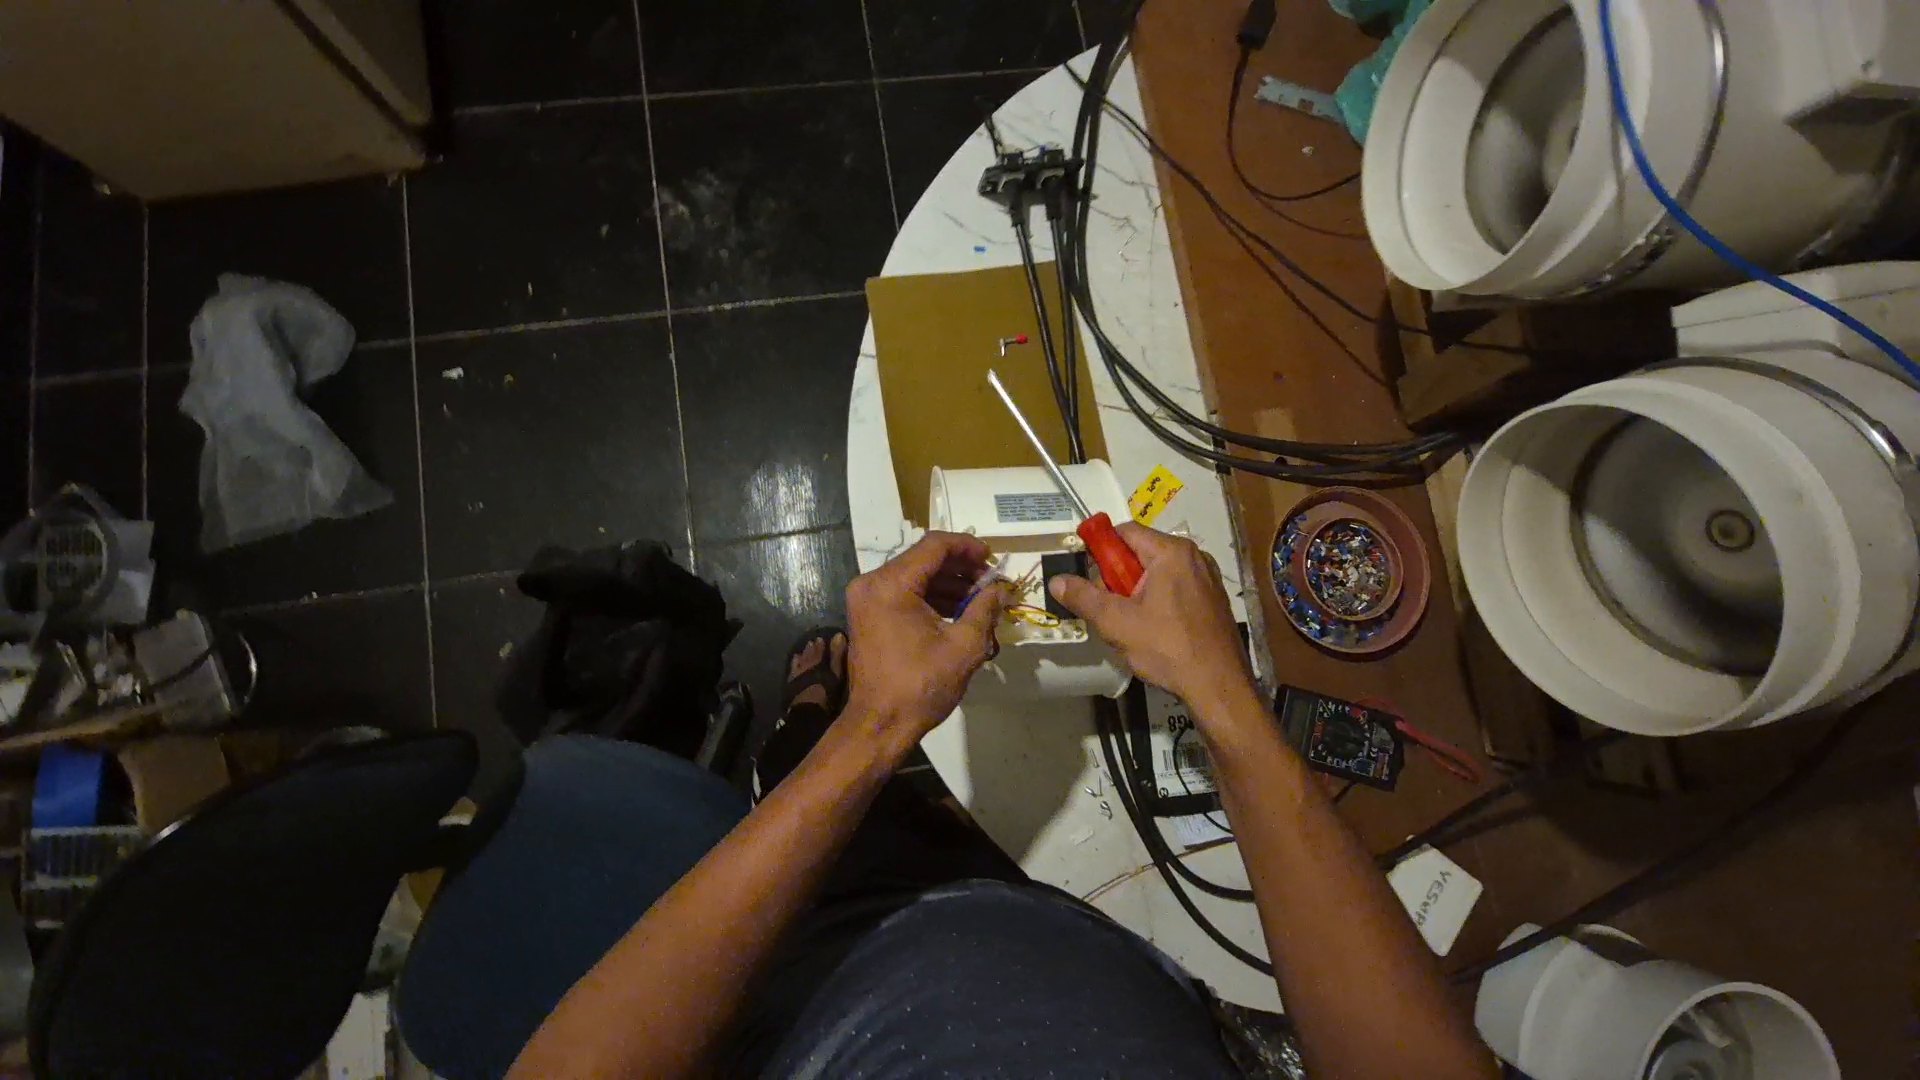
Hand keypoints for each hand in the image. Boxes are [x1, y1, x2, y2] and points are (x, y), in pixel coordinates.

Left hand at [843, 531, 1012, 747]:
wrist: (879, 724)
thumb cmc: (921, 685)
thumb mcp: (964, 645)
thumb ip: (985, 608)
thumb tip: (1002, 589)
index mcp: (892, 584)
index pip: (934, 545)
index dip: (967, 547)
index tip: (993, 559)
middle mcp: (872, 583)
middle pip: (923, 558)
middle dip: (960, 567)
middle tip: (991, 582)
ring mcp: (866, 599)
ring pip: (914, 575)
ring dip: (947, 583)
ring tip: (980, 599)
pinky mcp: (867, 614)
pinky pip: (903, 593)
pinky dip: (930, 597)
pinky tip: (958, 611)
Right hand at [1048, 523, 1252, 715]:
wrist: (1219, 687)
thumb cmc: (1168, 648)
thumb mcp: (1116, 623)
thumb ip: (1084, 597)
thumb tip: (1056, 580)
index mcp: (1171, 552)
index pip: (1125, 532)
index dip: (1100, 549)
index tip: (1087, 575)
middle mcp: (1193, 556)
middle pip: (1140, 552)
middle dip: (1116, 577)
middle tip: (1107, 608)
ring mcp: (1207, 578)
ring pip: (1156, 573)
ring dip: (1135, 593)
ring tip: (1128, 625)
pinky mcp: (1212, 600)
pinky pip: (1174, 588)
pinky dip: (1156, 602)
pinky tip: (1153, 632)